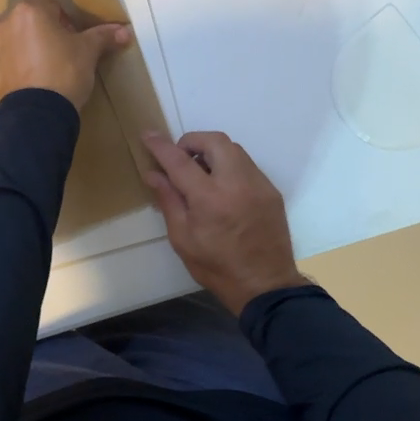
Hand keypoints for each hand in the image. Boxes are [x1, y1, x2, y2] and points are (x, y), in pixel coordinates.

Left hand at [0, 0, 131, 112]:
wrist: (37, 116)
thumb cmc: (64, 75)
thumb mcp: (88, 53)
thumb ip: (104, 36)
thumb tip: (125, 31)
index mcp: (28, 12)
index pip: (50, 8)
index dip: (64, 25)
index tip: (71, 45)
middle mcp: (1, 25)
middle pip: (24, 26)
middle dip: (37, 38)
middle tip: (54, 62)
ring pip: (5, 46)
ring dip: (18, 55)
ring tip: (35, 78)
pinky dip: (2, 75)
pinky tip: (18, 90)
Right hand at [142, 130, 308, 314]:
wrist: (265, 285)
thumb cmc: (216, 267)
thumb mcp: (182, 238)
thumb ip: (169, 200)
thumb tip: (153, 174)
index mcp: (209, 198)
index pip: (180, 161)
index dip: (161, 146)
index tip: (148, 135)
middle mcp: (237, 183)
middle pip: (213, 141)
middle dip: (192, 141)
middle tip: (179, 159)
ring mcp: (258, 184)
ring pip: (233, 149)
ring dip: (212, 151)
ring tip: (200, 174)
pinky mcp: (271, 191)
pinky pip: (246, 165)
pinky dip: (228, 166)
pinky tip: (221, 188)